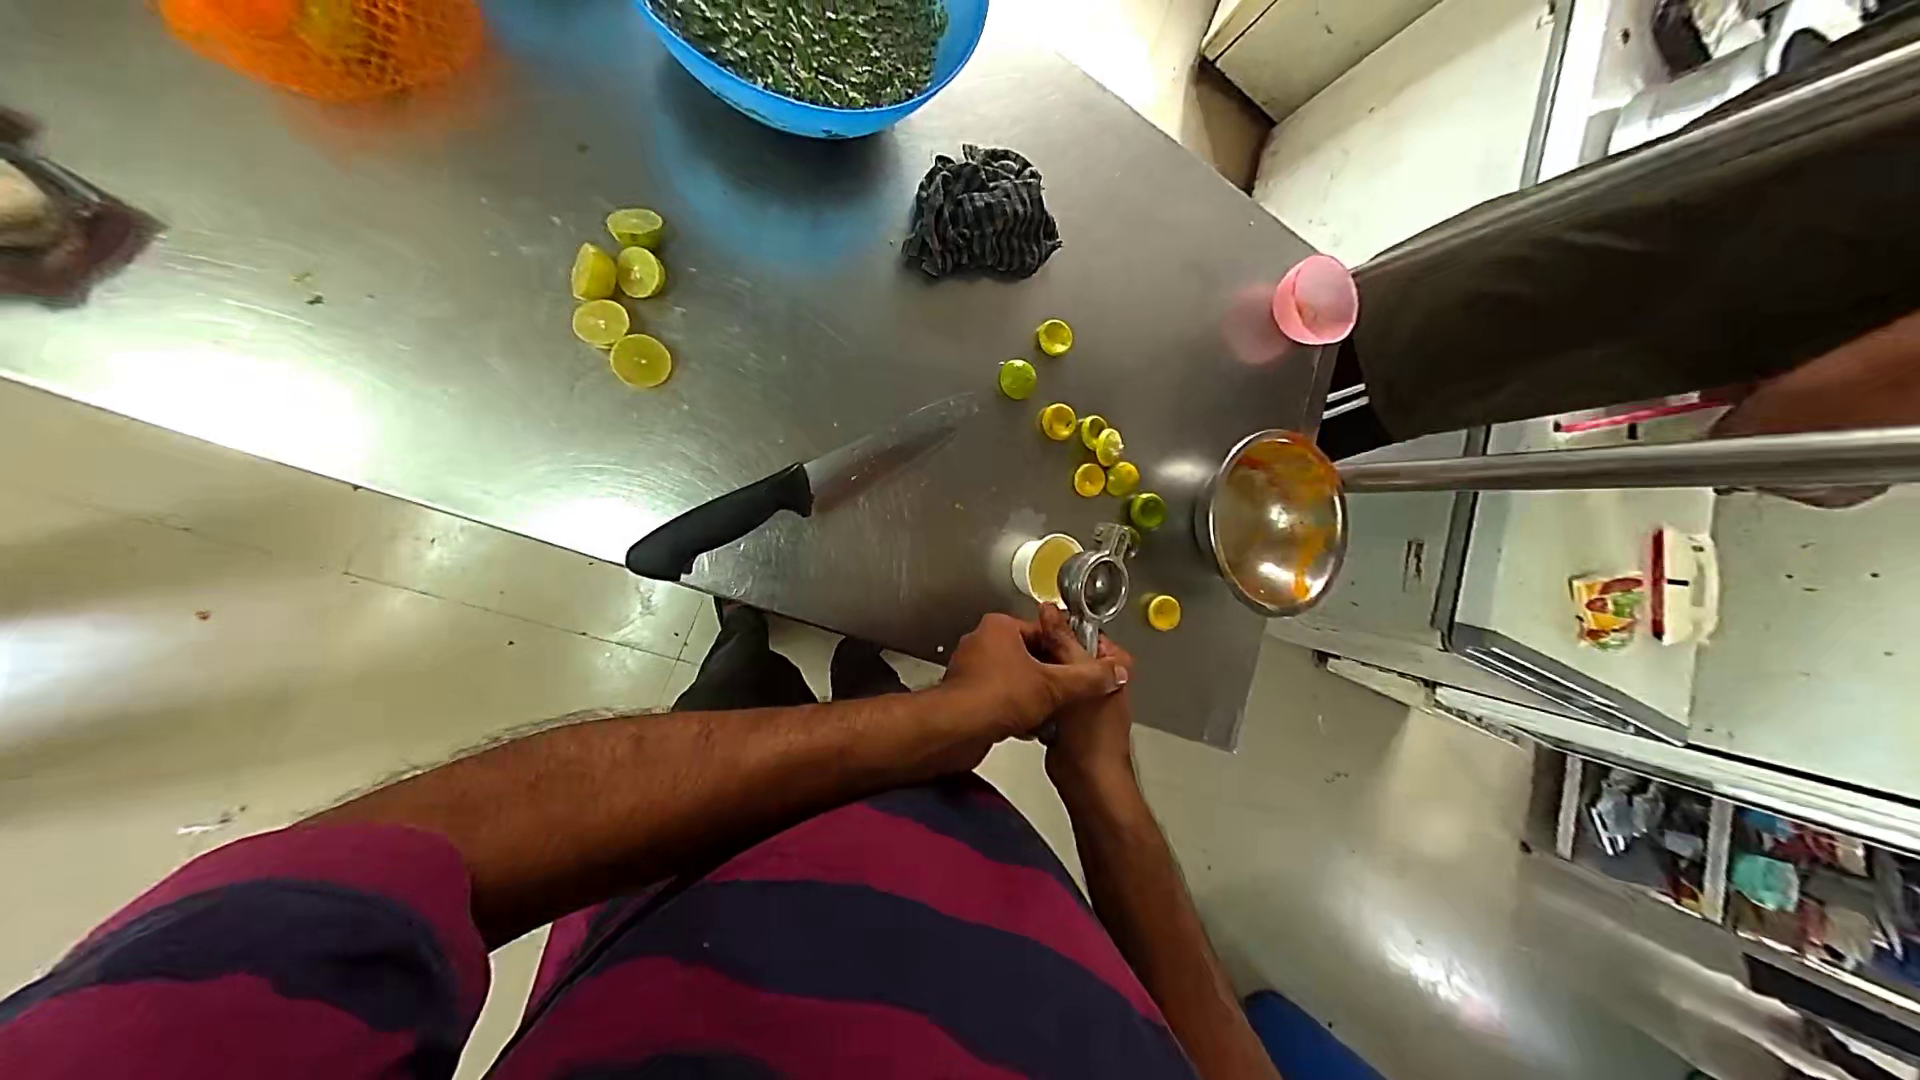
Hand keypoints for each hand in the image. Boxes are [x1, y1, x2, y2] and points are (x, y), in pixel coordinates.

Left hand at [940, 609, 1127, 741]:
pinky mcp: (966, 693)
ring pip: (1016, 678)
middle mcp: (982, 642)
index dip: (1065, 650)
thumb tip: (1112, 673)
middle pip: (1030, 656)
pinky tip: (1027, 725)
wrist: (956, 731)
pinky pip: (1000, 696)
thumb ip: (1088, 678)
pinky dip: (1015, 708)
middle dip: (1049, 676)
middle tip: (1066, 692)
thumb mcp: (1055, 686)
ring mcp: (971, 668)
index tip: (1079, 667)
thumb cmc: (995, 697)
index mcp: (999, 627)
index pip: (1043, 631)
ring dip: (1033, 695)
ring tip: (1048, 711)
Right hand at [1030, 605, 1138, 801]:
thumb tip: (1048, 609)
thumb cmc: (1090, 731)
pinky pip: (1045, 693)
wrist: (1087, 780)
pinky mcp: (1066, 713)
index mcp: (1112, 663)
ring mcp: (1082, 695)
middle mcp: (1099, 676)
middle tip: (1022, 654)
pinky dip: (1035, 694)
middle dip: (1043, 652)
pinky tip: (1023, 696)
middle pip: (1064, 650)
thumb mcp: (1074, 676)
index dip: (1057, 628)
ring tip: (1020, 674)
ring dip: (1036, 673)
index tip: (1032, 629)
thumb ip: (1061, 640)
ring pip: (1051, 672)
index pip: (1081, 631)